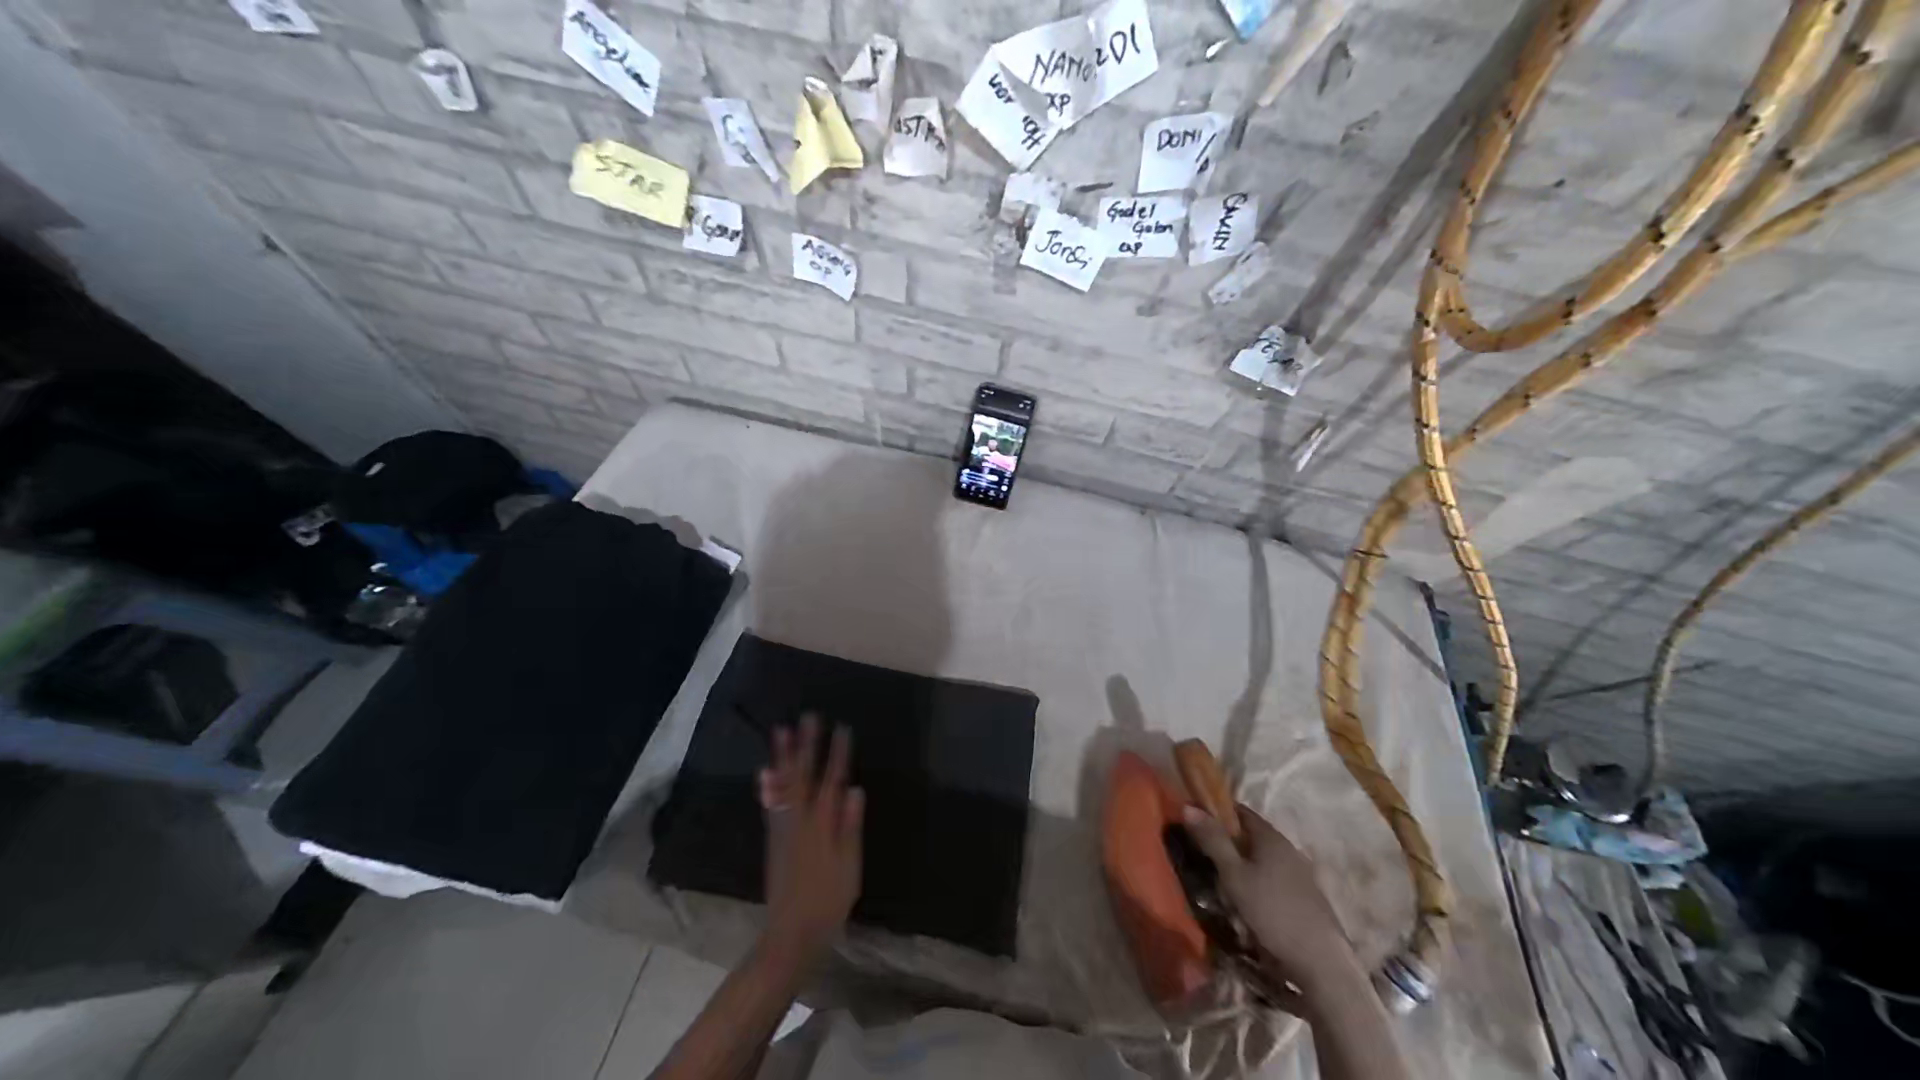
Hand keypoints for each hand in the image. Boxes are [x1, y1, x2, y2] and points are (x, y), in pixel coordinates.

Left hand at [758, 713, 863, 965]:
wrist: (791, 933)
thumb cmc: (829, 901)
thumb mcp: (849, 867)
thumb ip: (850, 827)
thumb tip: (855, 789)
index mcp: (822, 825)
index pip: (833, 781)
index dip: (838, 754)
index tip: (843, 728)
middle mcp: (800, 820)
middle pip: (803, 776)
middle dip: (807, 745)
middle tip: (808, 717)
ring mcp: (783, 828)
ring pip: (783, 785)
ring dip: (783, 756)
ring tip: (781, 730)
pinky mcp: (773, 839)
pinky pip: (770, 804)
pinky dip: (768, 785)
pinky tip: (765, 772)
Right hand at [1182, 804, 1360, 991]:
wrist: (1321, 962)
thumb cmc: (1272, 911)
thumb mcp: (1233, 875)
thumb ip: (1212, 840)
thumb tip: (1188, 806)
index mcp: (1271, 836)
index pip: (1239, 811)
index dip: (1216, 812)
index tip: (1196, 825)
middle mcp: (1288, 847)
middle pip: (1251, 836)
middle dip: (1228, 846)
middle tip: (1208, 863)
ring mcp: (1300, 872)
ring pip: (1262, 860)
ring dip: (1242, 869)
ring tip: (1226, 892)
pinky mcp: (1306, 895)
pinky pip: (1273, 879)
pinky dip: (1258, 885)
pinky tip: (1250, 908)